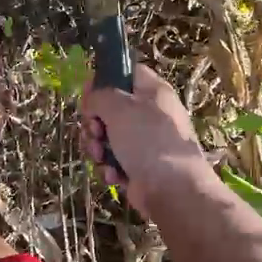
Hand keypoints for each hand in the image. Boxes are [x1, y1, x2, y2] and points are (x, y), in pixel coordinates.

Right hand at [79, 63, 208, 218]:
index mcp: (152, 92)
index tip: (89, 95)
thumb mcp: (119, 107)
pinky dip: (109, 167)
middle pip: (110, 108)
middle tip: (95, 131)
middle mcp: (149, 114)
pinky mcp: (138, 166)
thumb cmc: (147, 139)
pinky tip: (113, 174)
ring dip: (97, 147)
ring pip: (106, 136)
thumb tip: (92, 102)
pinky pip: (113, 159)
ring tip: (101, 156)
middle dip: (94, 122)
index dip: (104, 80)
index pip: (126, 73)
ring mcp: (144, 141)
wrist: (172, 188)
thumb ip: (99, 95)